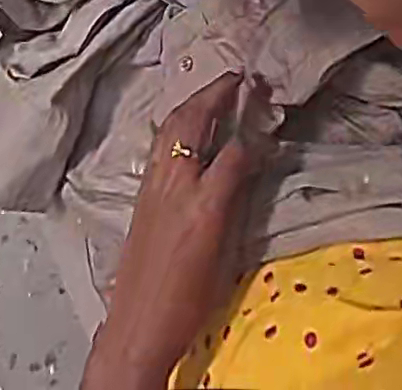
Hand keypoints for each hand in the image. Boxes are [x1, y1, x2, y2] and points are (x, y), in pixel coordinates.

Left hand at [83, 72, 268, 389]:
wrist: (137, 323)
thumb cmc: (187, 295)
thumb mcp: (223, 249)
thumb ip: (236, 196)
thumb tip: (252, 158)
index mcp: (200, 201)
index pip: (231, 150)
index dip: (250, 129)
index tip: (263, 106)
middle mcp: (174, 182)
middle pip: (192, 122)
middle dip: (214, 94)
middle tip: (236, 78)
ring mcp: (154, 183)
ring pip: (172, 127)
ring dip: (194, 102)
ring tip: (214, 91)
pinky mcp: (143, 191)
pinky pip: (161, 141)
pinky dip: (177, 121)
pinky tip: (186, 123)